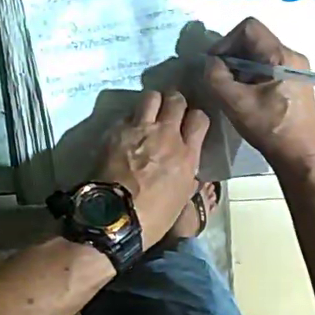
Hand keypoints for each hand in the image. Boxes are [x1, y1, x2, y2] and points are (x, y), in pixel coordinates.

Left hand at [92, 89, 209, 250]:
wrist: (115, 217)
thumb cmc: (153, 217)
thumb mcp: (182, 196)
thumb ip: (187, 172)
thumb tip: (185, 163)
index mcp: (186, 154)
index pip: (199, 118)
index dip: (195, 118)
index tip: (190, 124)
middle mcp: (165, 134)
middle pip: (175, 100)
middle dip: (175, 102)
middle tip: (170, 111)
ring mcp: (139, 129)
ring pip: (151, 96)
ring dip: (153, 102)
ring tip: (149, 113)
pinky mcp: (116, 130)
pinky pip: (127, 114)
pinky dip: (130, 119)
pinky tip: (127, 131)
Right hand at [202, 18, 314, 174]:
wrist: (302, 156)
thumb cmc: (271, 129)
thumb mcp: (235, 103)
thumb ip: (216, 77)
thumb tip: (210, 63)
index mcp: (281, 56)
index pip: (249, 27)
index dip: (226, 41)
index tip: (215, 63)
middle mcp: (292, 56)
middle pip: (254, 39)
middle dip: (231, 55)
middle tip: (219, 78)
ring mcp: (296, 69)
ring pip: (260, 54)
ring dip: (240, 67)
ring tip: (231, 90)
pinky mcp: (295, 82)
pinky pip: (268, 67)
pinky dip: (251, 75)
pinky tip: (245, 97)